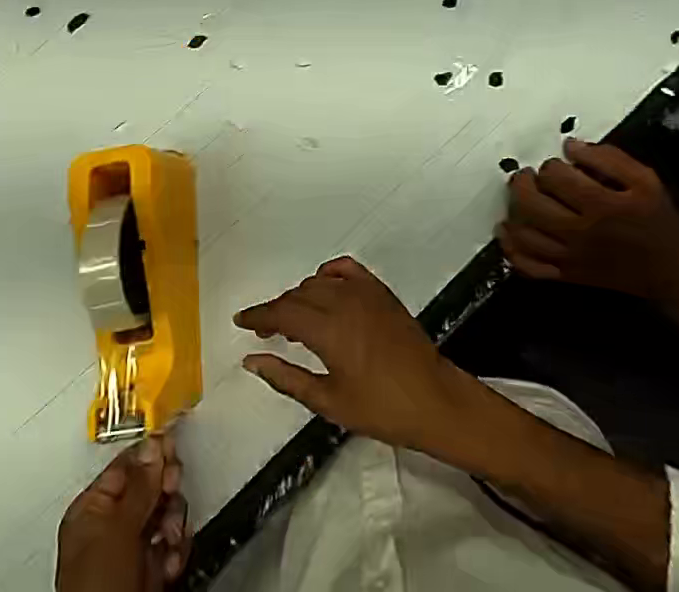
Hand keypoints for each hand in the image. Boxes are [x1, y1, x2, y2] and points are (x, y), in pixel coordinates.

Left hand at [55, 435, 188, 591]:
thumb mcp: (117, 529)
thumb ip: (139, 486)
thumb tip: (152, 446)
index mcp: (91, 510)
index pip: (125, 467)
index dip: (149, 452)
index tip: (170, 440)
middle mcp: (110, 528)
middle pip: (148, 490)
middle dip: (165, 490)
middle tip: (172, 490)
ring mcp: (131, 553)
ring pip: (165, 517)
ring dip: (174, 522)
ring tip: (169, 537)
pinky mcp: (150, 575)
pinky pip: (172, 547)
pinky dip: (177, 550)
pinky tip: (171, 559)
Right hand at [233, 256, 470, 452]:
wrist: (436, 402)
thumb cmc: (382, 409)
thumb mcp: (329, 402)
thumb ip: (287, 378)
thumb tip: (252, 360)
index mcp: (328, 330)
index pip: (281, 314)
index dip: (258, 316)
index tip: (241, 321)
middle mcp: (343, 303)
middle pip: (296, 296)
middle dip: (277, 311)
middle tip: (266, 331)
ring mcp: (365, 294)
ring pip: (317, 283)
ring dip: (300, 297)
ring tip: (296, 321)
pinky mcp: (381, 292)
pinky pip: (346, 269)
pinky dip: (329, 274)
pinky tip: (325, 287)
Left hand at [499, 139, 678, 300]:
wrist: (672, 272)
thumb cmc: (657, 221)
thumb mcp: (646, 181)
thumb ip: (608, 158)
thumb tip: (571, 146)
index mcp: (602, 206)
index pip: (556, 179)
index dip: (550, 166)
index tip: (556, 166)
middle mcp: (581, 232)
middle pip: (531, 205)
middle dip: (522, 184)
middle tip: (526, 176)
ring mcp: (570, 257)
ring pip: (525, 235)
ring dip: (512, 213)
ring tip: (517, 201)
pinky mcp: (566, 276)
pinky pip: (529, 266)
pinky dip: (512, 250)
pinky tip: (508, 232)